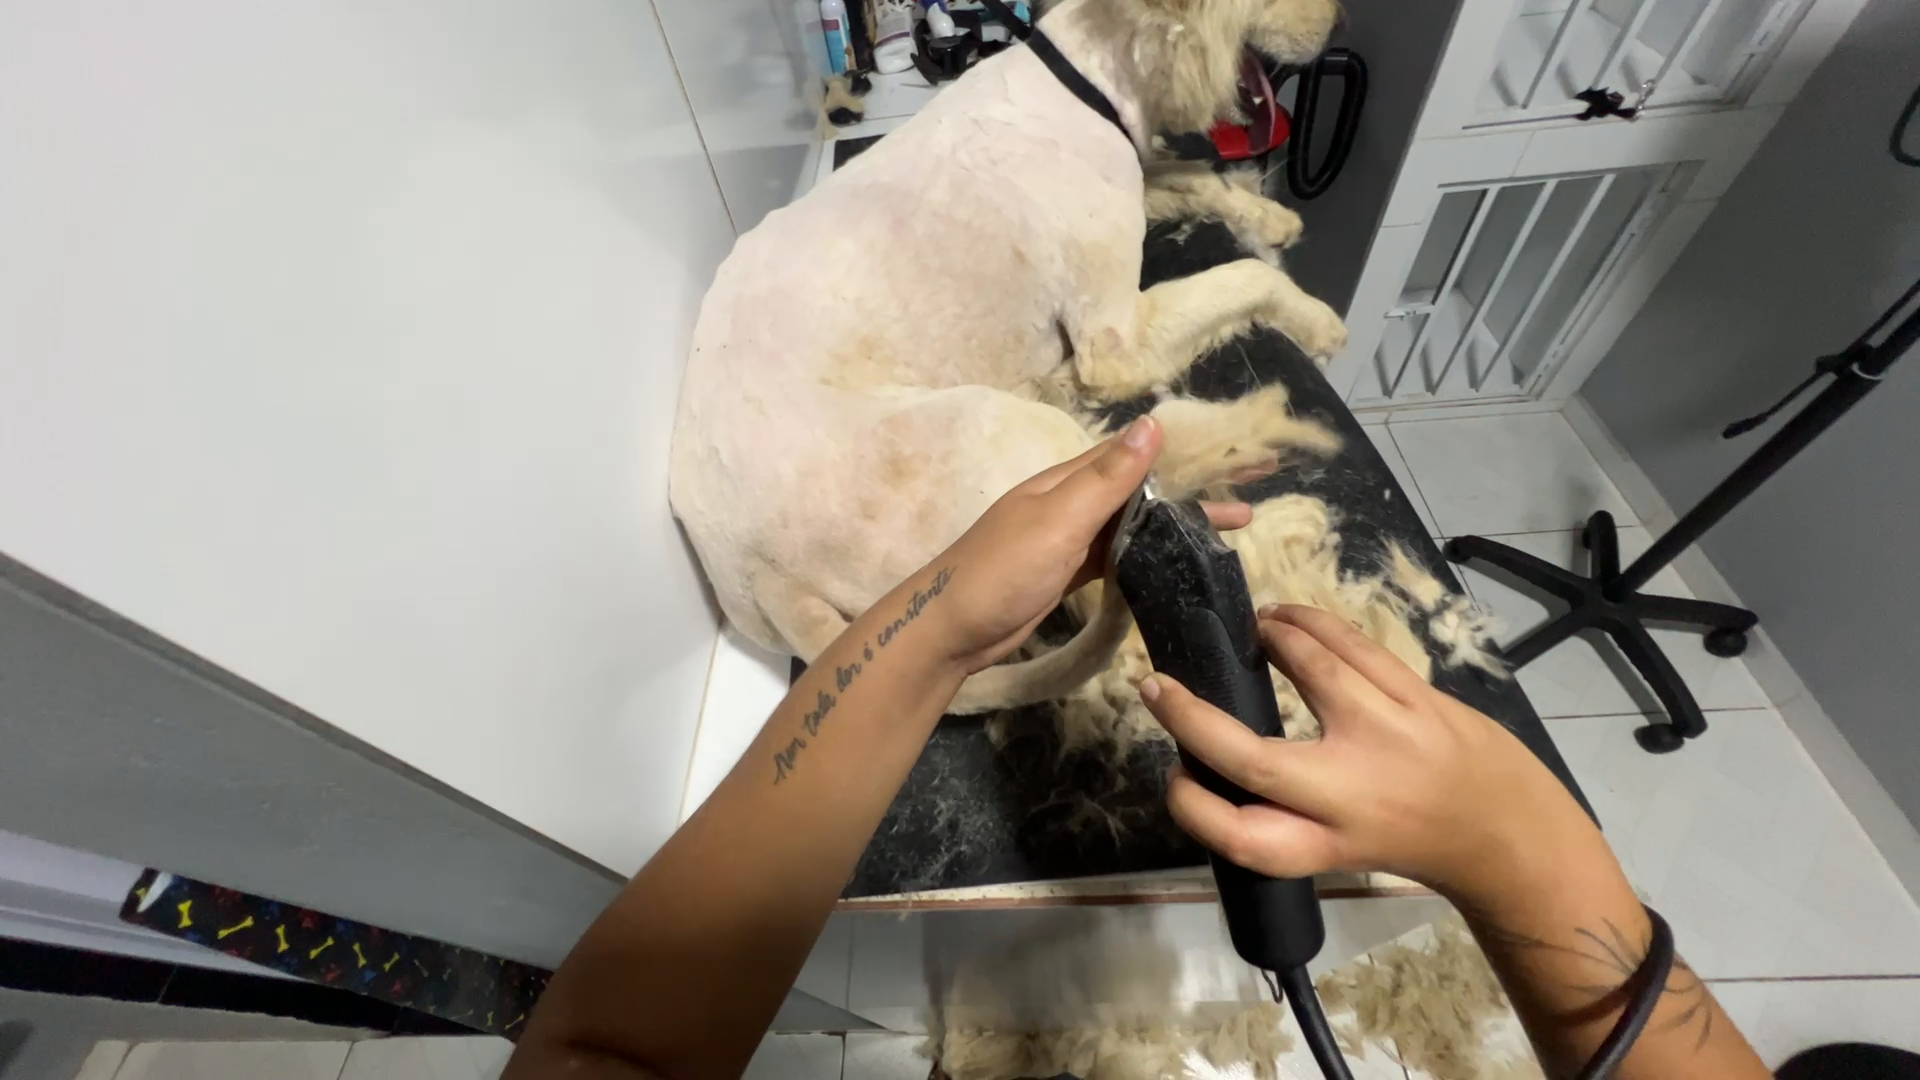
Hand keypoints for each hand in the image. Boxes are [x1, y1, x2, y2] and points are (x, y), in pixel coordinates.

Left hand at [931, 416, 1251, 674]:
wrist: (953, 629)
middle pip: (1139, 493)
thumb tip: (1151, 423)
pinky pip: (1115, 558)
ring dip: (1174, 529)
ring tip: (1227, 536)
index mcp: (1067, 481)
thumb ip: (1106, 478)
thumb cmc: (1003, 569)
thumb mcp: (1058, 519)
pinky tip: (1172, 564)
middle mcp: (1070, 504)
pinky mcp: (1066, 574)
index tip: (1235, 457)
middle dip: (1190, 496)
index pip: (1133, 456)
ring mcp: (1067, 541)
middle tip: (1247, 506)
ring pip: (1131, 527)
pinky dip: (1145, 557)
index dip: (1184, 455)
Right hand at [1139, 604, 1599, 907]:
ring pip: (1310, 672)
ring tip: (1250, 628)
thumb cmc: (1404, 839)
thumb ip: (1273, 814)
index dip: (1189, 805)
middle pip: (1254, 761)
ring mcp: (1389, 738)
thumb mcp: (1334, 848)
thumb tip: (1202, 759)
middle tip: (1155, 686)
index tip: (1172, 770)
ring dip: (1265, 639)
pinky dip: (1305, 621)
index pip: (1239, 838)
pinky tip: (1283, 616)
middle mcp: (1353, 798)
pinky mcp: (1417, 697)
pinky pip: (1350, 644)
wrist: (1513, 833)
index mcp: (1327, 843)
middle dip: (1191, 720)